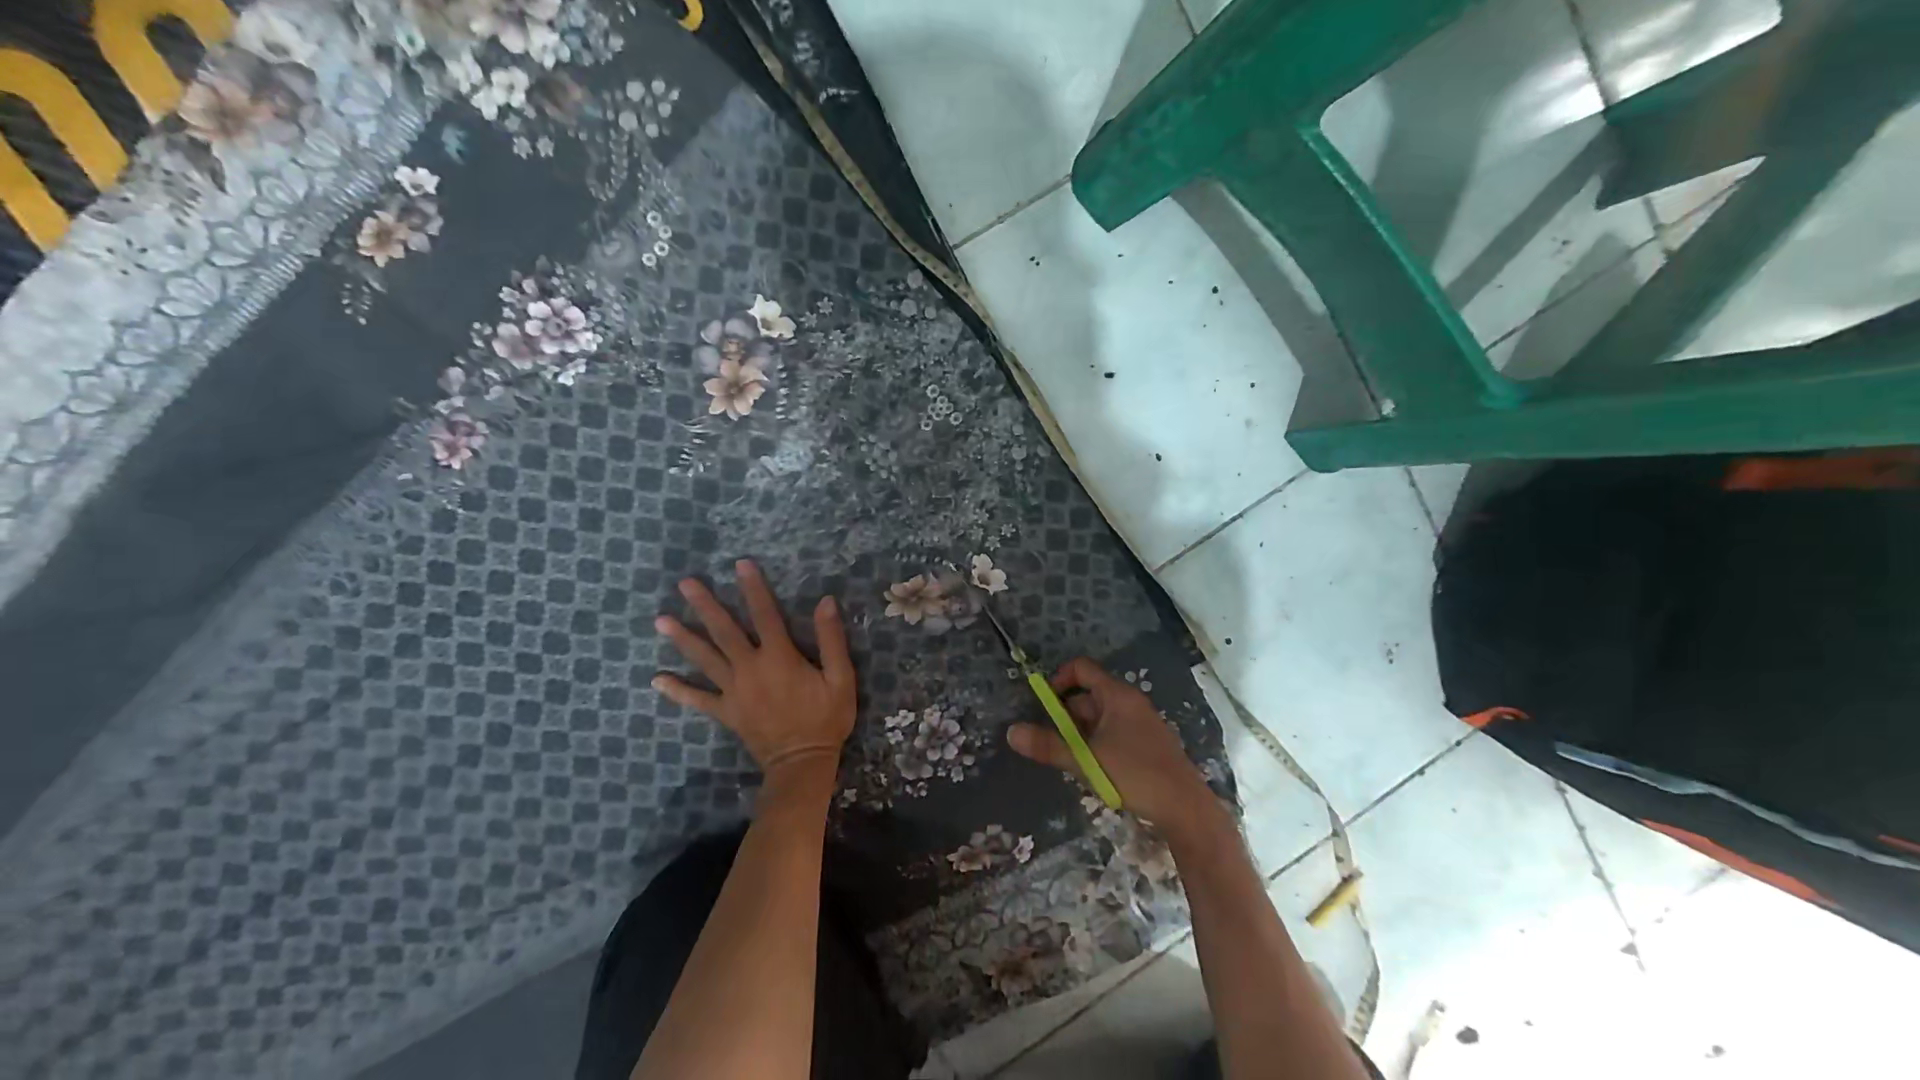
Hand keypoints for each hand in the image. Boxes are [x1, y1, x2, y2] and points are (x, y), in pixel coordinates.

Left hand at [652, 559, 856, 776]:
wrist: (803, 763)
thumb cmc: (826, 719)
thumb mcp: (841, 678)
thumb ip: (832, 640)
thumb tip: (825, 601)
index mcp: (779, 657)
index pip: (764, 614)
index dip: (753, 588)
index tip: (740, 564)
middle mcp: (750, 668)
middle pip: (724, 631)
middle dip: (705, 605)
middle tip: (685, 584)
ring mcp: (734, 691)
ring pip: (705, 659)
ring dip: (683, 639)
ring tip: (660, 620)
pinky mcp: (726, 712)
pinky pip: (698, 699)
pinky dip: (677, 690)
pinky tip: (657, 680)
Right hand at [1006, 657, 1219, 836]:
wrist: (1184, 807)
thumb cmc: (1134, 775)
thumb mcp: (1085, 761)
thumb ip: (1049, 746)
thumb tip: (1011, 732)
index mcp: (1117, 696)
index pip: (1081, 669)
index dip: (1058, 680)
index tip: (1043, 705)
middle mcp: (1130, 702)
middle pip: (1088, 695)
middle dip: (1065, 715)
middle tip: (1052, 741)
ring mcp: (1141, 723)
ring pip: (1100, 717)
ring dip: (1080, 733)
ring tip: (1071, 759)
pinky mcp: (1148, 744)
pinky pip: (1114, 732)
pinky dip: (1097, 743)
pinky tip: (1094, 769)